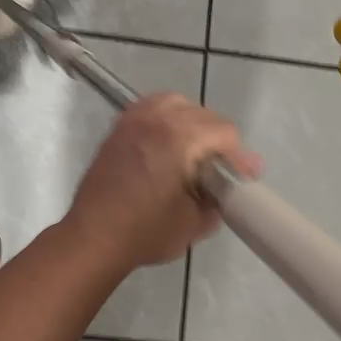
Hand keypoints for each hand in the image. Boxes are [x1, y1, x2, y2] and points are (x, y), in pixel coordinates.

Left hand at [65, 93, 261, 270]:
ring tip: (198, 151)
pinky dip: (167, 117)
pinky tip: (171, 141)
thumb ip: (216, 200)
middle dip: (219, 139)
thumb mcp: (193, 223)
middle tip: (224, 168)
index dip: (239, 155)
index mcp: (178, 138)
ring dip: (193, 123)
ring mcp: (134, 119)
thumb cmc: (145, 232)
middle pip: (203, 115)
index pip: (224, 132)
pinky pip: (151, 107)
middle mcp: (156, 119)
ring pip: (177, 104)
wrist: (93, 236)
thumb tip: (224, 189)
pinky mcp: (119, 127)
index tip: (246, 176)